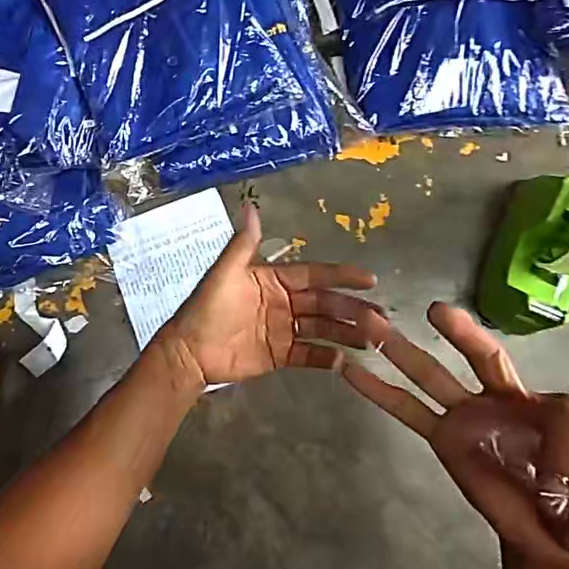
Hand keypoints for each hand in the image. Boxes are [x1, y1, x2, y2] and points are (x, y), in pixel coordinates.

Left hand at [156, 202, 379, 384]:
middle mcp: (284, 303)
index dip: (342, 276)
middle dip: (352, 309)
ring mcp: (283, 330)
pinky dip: (325, 358)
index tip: (369, 280)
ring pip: (322, 329)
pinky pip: (307, 355)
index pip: (315, 275)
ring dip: (346, 332)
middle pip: (324, 304)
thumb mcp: (225, 273)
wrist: (187, 352)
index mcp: (275, 280)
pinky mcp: (280, 355)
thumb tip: (251, 206)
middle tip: (380, 318)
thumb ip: (243, 244)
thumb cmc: (206, 309)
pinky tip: (343, 362)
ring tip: (372, 339)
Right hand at [344, 302, 568, 568]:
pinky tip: (352, 371)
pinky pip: (411, 413)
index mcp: (566, 414)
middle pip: (485, 359)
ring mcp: (476, 420)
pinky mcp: (449, 443)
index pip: (562, 416)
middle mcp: (515, 404)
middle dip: (460, 333)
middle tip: (433, 308)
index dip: (567, 459)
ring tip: (369, 321)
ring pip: (437, 377)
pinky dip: (382, 393)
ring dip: (404, 350)